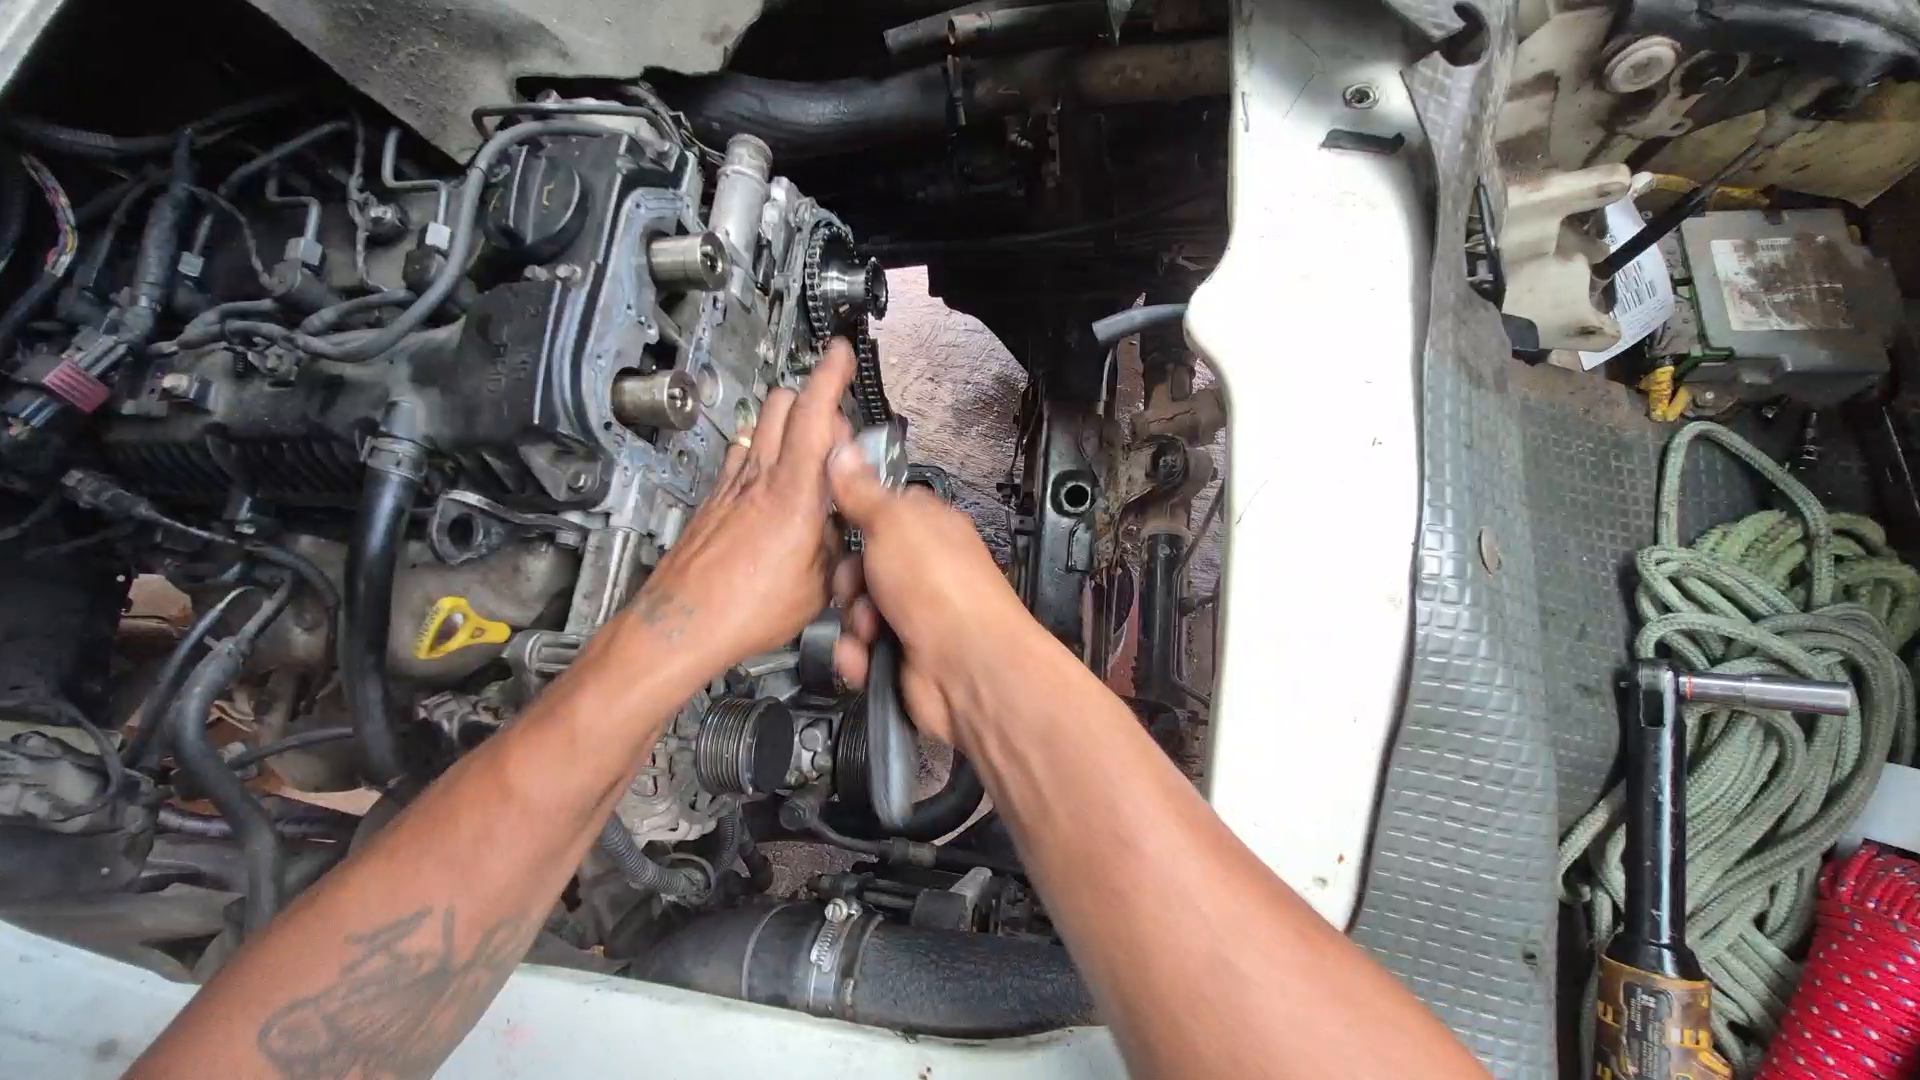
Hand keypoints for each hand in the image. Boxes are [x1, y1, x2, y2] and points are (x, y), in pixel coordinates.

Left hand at [612, 341, 856, 671]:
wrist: (684, 624)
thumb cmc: (744, 611)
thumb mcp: (817, 586)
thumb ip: (831, 543)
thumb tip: (836, 529)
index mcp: (794, 494)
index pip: (813, 414)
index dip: (829, 375)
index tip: (840, 354)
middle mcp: (759, 478)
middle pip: (782, 404)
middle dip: (813, 399)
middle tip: (836, 425)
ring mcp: (732, 485)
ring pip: (761, 426)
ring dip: (787, 423)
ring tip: (808, 451)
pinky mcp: (714, 500)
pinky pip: (741, 456)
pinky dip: (762, 452)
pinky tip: (771, 480)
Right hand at [825, 439, 1034, 746]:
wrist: (966, 667)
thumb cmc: (944, 589)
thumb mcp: (894, 524)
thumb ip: (863, 492)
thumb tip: (843, 453)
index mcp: (929, 527)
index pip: (882, 510)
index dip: (854, 519)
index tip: (836, 525)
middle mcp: (924, 569)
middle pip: (859, 565)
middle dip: (848, 581)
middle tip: (856, 586)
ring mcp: (914, 613)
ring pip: (855, 609)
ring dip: (852, 622)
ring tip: (869, 629)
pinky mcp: (903, 652)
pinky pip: (860, 649)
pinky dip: (857, 656)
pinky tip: (866, 658)